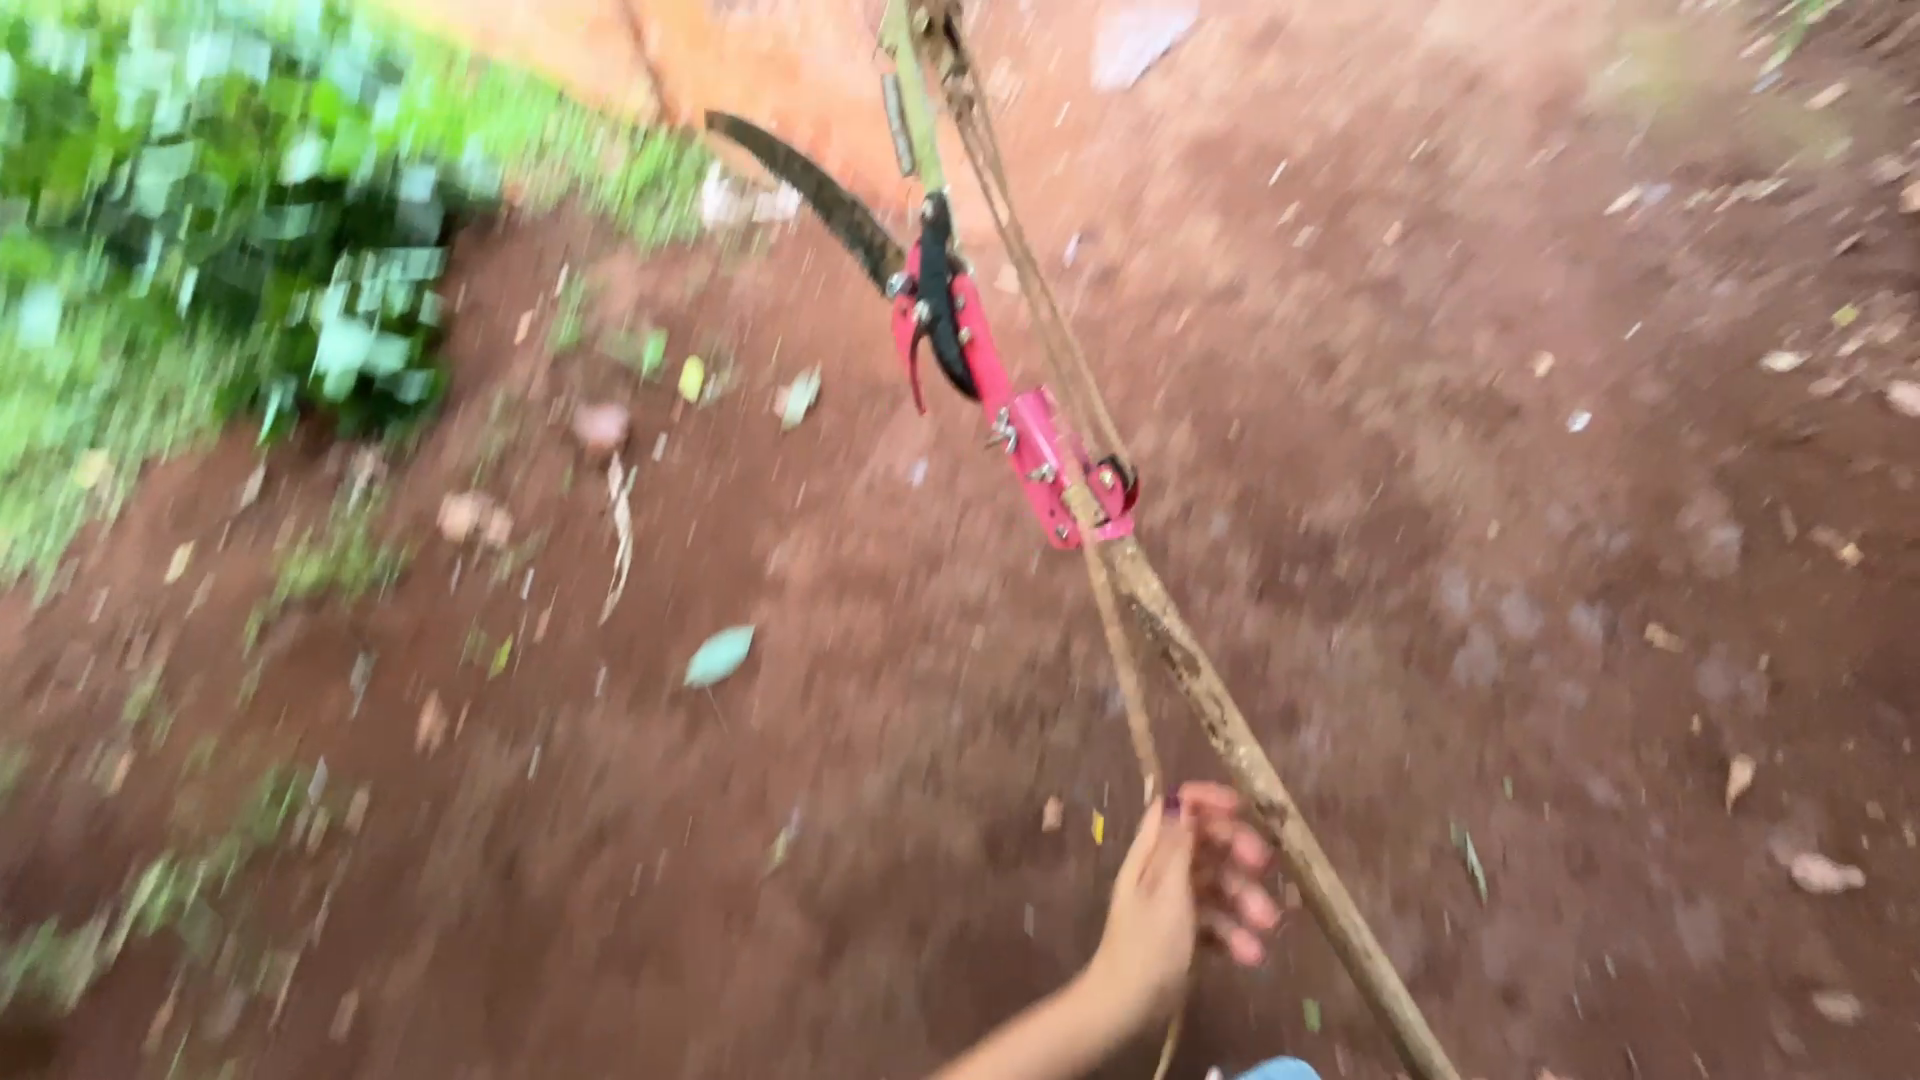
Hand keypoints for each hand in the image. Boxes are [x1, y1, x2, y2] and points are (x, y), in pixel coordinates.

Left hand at [1081, 782, 1281, 1032]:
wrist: (1126, 1007)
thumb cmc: (1146, 946)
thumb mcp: (1166, 894)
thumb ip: (1178, 847)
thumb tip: (1181, 800)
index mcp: (1150, 854)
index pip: (1176, 809)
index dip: (1205, 801)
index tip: (1240, 807)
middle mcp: (1163, 871)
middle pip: (1205, 843)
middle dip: (1237, 851)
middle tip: (1264, 863)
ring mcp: (1175, 902)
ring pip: (1217, 885)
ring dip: (1245, 901)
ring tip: (1268, 926)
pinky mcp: (1186, 932)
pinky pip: (1216, 921)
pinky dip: (1234, 933)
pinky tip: (1249, 955)